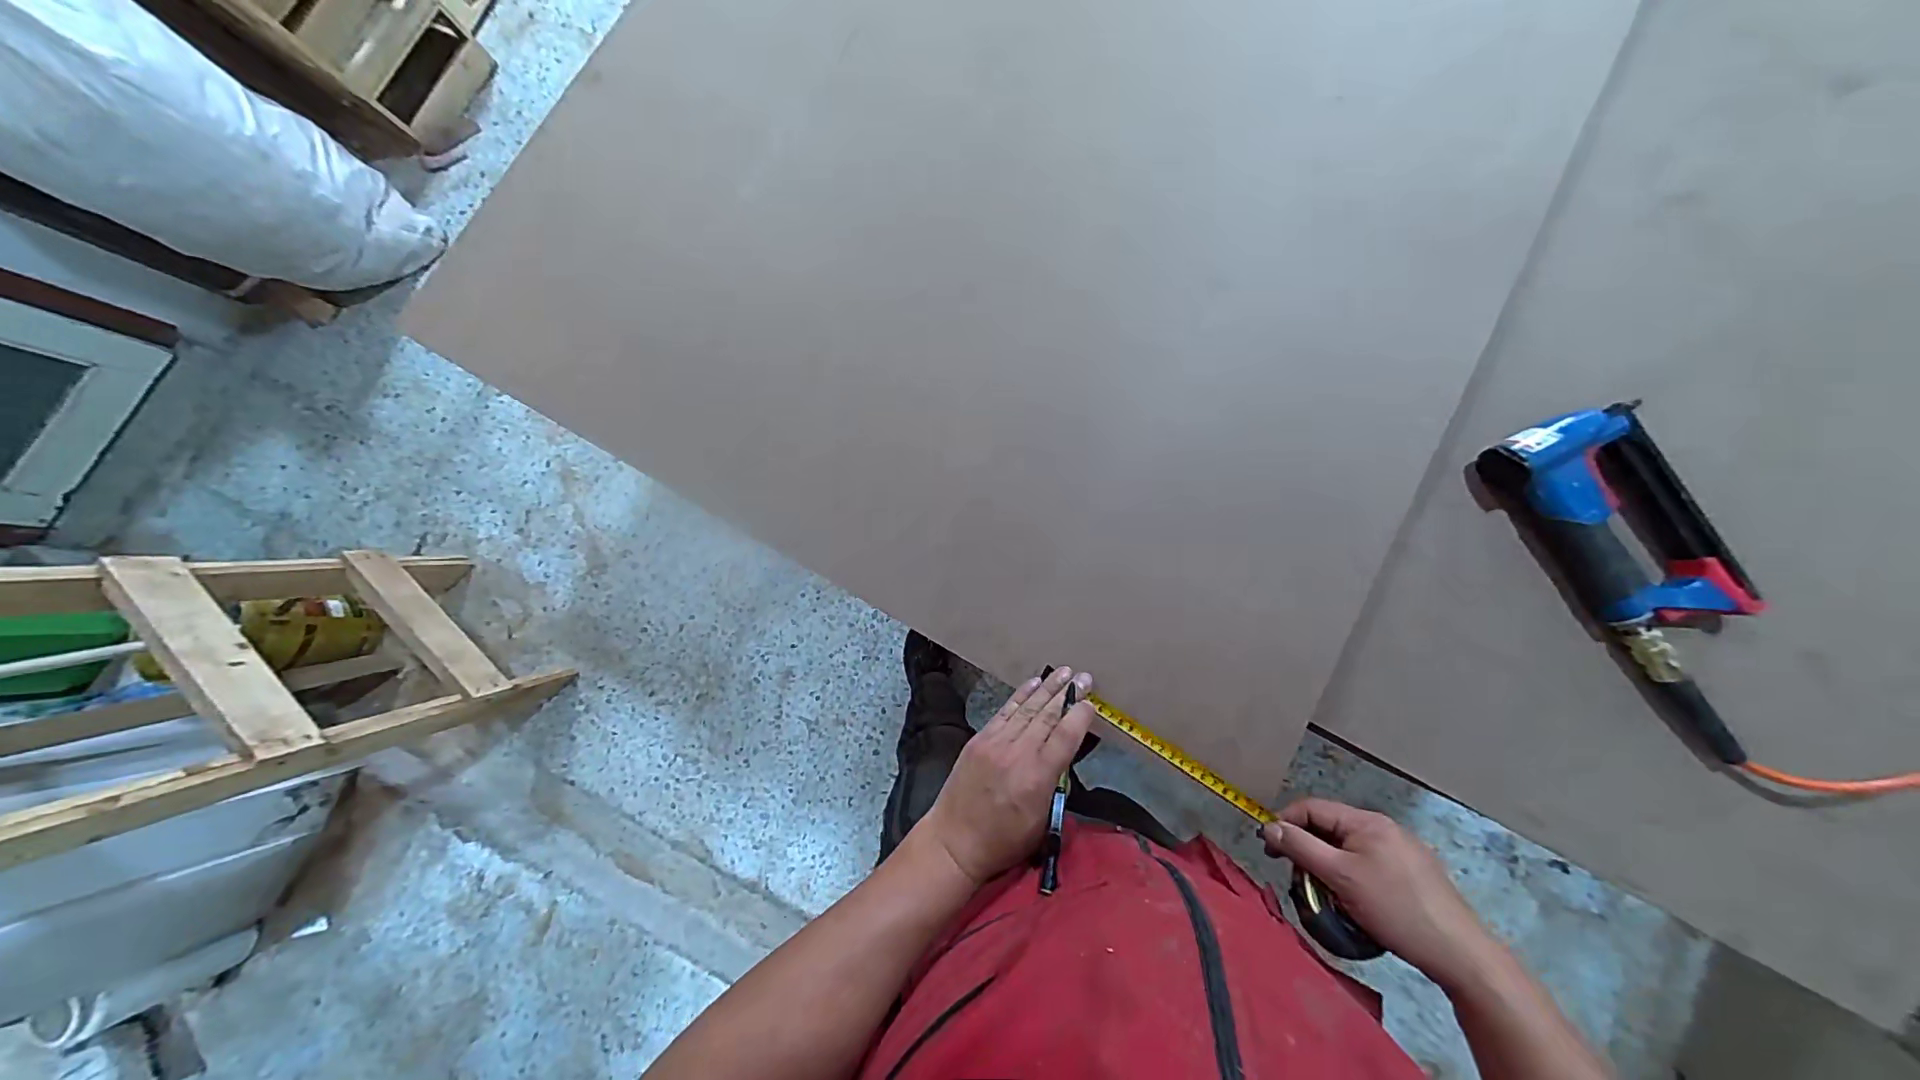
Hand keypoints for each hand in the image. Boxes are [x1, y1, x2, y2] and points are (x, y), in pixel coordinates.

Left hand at [910, 666, 1096, 885]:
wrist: (954, 840)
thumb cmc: (1003, 840)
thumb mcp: (1041, 821)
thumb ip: (1055, 785)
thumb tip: (1062, 758)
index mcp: (1038, 777)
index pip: (1066, 737)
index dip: (1080, 716)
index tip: (1091, 702)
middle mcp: (1018, 753)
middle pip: (1048, 716)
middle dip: (1068, 694)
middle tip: (1084, 677)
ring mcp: (995, 743)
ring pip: (1027, 709)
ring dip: (1047, 689)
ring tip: (1063, 672)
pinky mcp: (979, 740)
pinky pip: (1005, 711)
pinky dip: (1020, 696)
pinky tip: (1033, 684)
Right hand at [1263, 798, 1498, 983]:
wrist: (1459, 953)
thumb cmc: (1394, 909)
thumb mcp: (1339, 877)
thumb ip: (1300, 847)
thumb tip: (1268, 826)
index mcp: (1366, 821)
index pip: (1311, 808)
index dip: (1285, 824)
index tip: (1269, 851)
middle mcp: (1384, 828)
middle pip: (1329, 828)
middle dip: (1307, 850)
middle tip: (1299, 878)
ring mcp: (1401, 850)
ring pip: (1346, 848)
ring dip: (1328, 866)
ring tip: (1326, 894)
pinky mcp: (1413, 874)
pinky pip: (1367, 864)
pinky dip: (1350, 876)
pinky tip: (1354, 900)